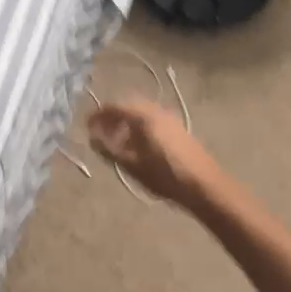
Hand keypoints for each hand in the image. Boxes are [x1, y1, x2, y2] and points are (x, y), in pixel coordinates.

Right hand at [88, 100, 223, 208]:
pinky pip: (152, 120)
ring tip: (117, 143)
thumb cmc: (164, 175)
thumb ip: (108, 149)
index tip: (86, 127)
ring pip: (141, 113)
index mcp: (143, 116)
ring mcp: (170, 118)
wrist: (204, 185)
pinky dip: (139, 127)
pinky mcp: (178, 128)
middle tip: (100, 134)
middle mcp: (157, 111)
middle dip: (112, 118)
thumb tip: (92, 137)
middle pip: (128, 106)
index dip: (97, 115)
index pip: (114, 106)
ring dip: (126, 123)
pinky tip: (138, 147)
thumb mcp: (131, 165)